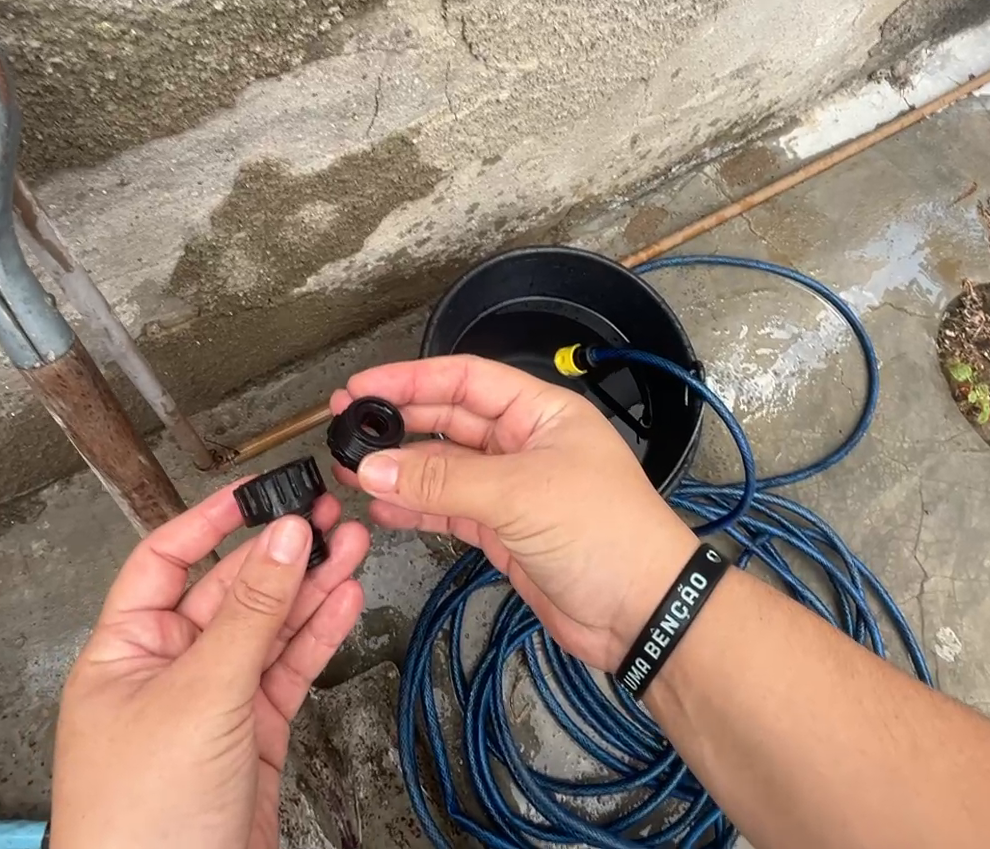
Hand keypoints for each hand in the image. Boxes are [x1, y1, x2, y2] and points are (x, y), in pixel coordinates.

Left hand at [51, 484, 368, 848]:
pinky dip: (319, 634)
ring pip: (270, 625)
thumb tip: (285, 535)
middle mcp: (169, 668)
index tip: (259, 491)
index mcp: (126, 652)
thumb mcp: (201, 696)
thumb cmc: (143, 820)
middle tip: (329, 514)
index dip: (211, 521)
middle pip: (232, 589)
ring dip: (311, 586)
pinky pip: (290, 666)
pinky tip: (345, 599)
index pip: (166, 561)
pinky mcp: (254, 730)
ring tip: (352, 544)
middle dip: (281, 552)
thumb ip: (251, 613)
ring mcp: (216, 699)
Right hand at [331, 354, 697, 670]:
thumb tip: (374, 467)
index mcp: (540, 412)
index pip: (465, 379)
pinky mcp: (502, 529)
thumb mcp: (520, 493)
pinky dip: (416, 506)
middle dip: (399, 421)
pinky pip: (449, 508)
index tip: (364, 386)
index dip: (412, 378)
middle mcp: (523, 443)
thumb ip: (443, 479)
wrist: (642, 612)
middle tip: (347, 425)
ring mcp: (511, 487)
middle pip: (449, 419)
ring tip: (351, 468)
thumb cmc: (605, 532)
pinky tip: (383, 505)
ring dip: (401, 467)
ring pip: (444, 466)